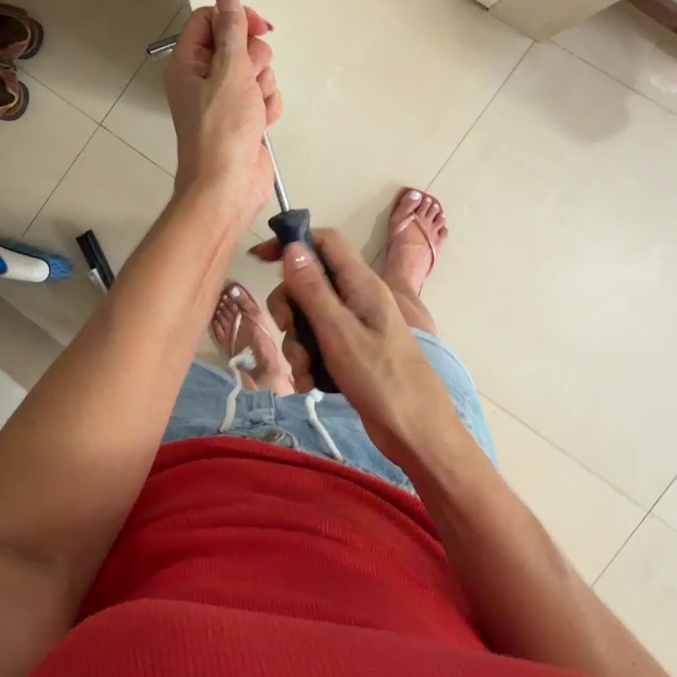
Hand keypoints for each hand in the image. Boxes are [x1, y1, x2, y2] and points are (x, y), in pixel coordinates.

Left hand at [163, 0, 281, 218]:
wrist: (228, 184)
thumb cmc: (222, 128)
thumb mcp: (229, 71)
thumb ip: (232, 30)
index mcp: (187, 63)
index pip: (209, 20)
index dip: (235, 18)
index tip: (259, 27)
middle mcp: (203, 77)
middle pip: (239, 44)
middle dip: (254, 61)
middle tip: (249, 80)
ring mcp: (224, 98)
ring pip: (256, 71)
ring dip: (263, 87)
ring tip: (253, 108)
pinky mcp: (243, 116)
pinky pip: (264, 96)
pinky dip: (267, 108)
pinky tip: (260, 124)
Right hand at [261, 230, 464, 465]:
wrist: (416, 434)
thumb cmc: (381, 380)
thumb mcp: (338, 332)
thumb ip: (313, 289)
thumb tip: (291, 247)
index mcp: (361, 284)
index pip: (324, 241)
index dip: (292, 242)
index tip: (260, 259)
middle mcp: (358, 298)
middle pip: (309, 281)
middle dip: (289, 306)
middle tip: (287, 329)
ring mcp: (355, 326)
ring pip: (308, 317)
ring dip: (297, 342)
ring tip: (306, 371)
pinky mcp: (351, 352)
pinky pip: (318, 344)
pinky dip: (309, 361)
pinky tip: (311, 384)